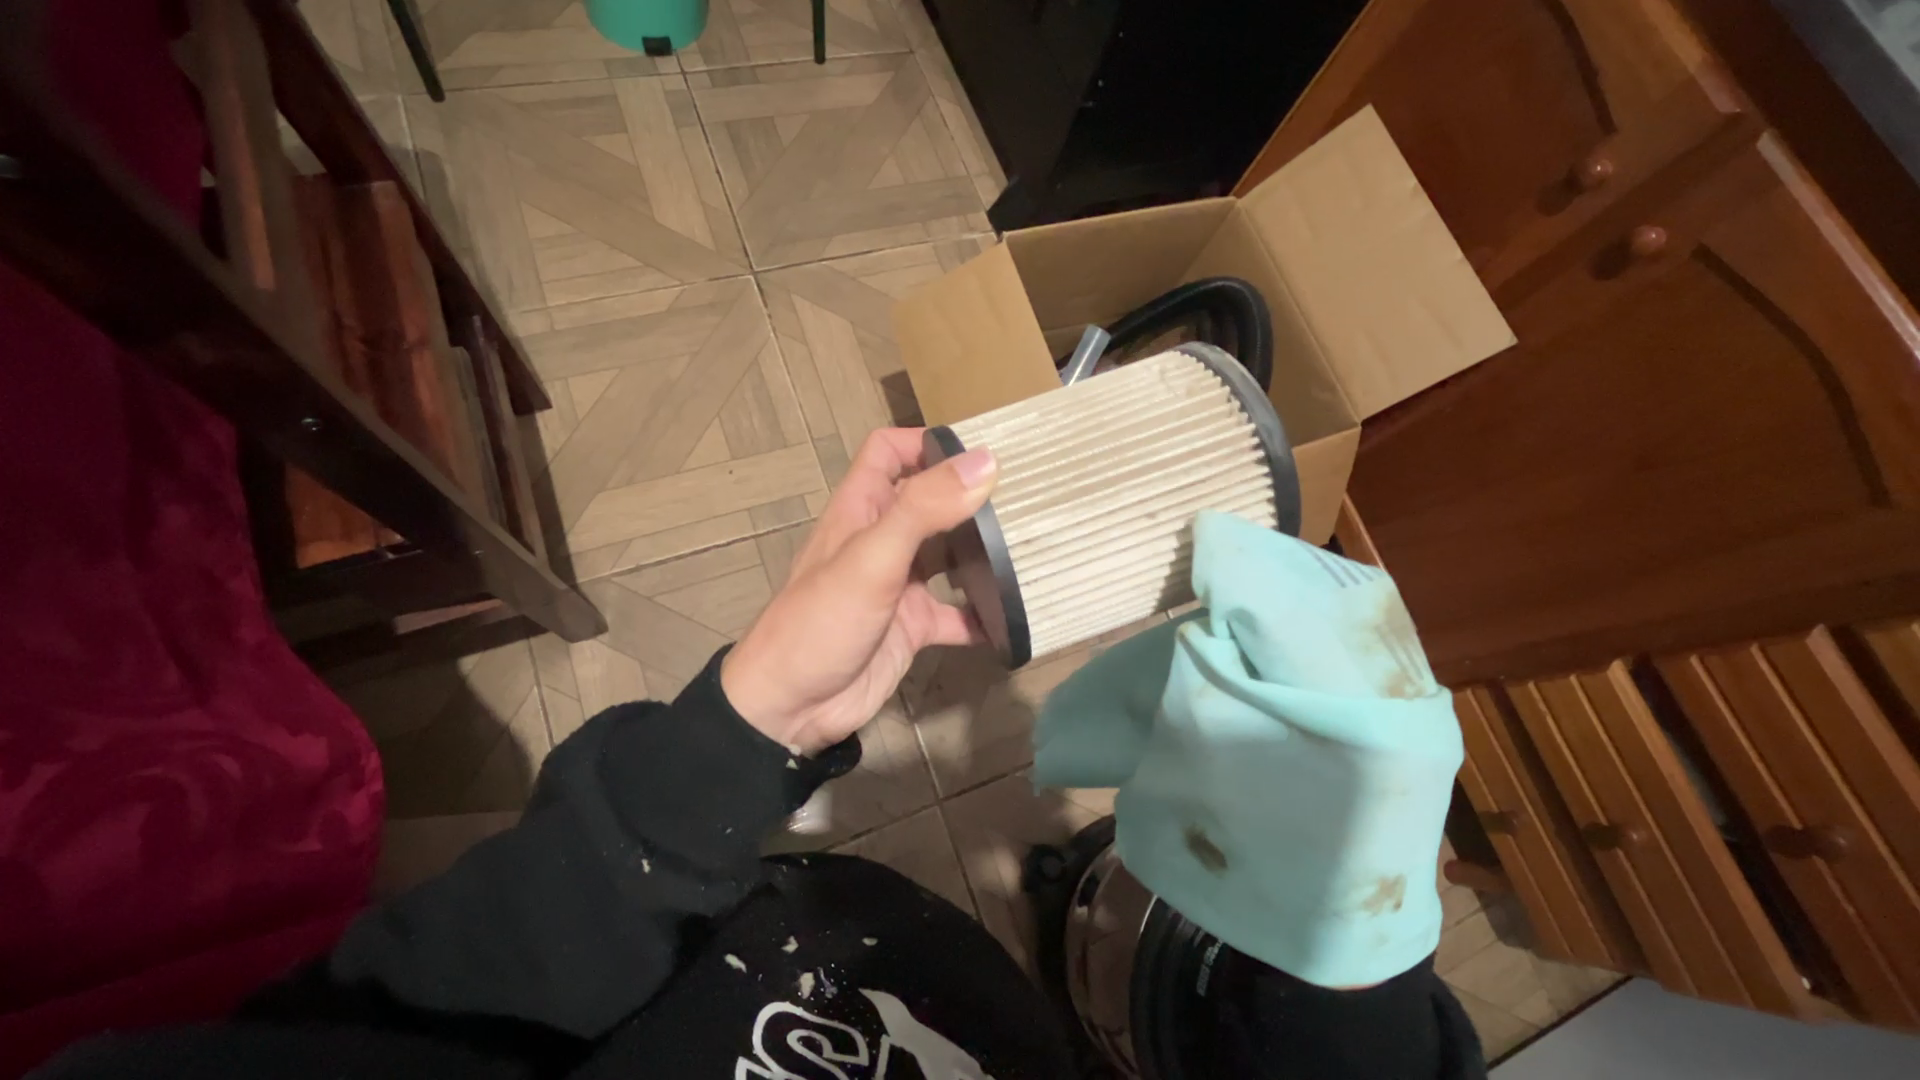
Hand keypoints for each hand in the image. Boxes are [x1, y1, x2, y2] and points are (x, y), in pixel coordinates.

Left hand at [720, 429, 998, 753]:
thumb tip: (986, 461)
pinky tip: (1017, 615)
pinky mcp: (912, 628)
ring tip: (1033, 542)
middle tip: (1029, 492)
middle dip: (971, 495)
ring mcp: (899, 585)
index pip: (889, 452)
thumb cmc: (822, 621)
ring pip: (949, 556)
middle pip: (930, 501)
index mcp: (861, 510)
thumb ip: (924, 508)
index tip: (982, 450)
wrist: (791, 707)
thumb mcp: (872, 558)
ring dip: (984, 551)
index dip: (927, 442)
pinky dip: (983, 614)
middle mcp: (882, 540)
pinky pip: (956, 615)